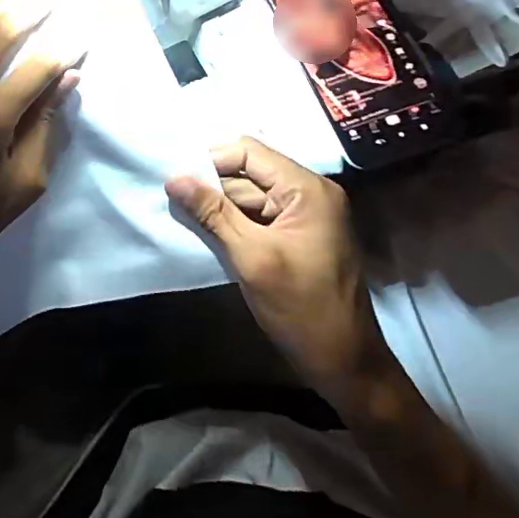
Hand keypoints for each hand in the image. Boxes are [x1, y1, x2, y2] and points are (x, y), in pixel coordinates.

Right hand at [167, 138, 385, 401]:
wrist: (345, 364)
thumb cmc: (301, 309)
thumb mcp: (252, 257)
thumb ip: (213, 213)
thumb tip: (174, 178)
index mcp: (307, 189)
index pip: (250, 153)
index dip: (211, 161)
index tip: (176, 178)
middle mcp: (310, 192)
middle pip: (249, 172)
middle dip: (212, 184)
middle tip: (173, 197)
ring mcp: (306, 215)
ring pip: (251, 195)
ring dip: (220, 205)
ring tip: (183, 214)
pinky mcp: (299, 236)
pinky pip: (260, 216)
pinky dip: (234, 222)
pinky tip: (207, 231)